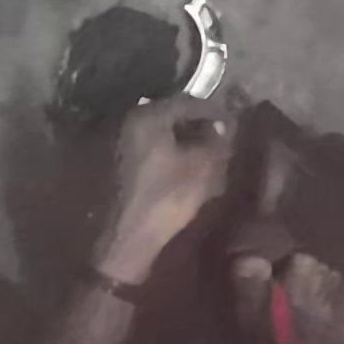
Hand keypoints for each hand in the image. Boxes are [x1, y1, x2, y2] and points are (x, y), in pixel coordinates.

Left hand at [96, 98, 233, 283]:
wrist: (123, 241)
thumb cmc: (163, 201)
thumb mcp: (201, 170)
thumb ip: (216, 142)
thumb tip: (221, 128)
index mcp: (146, 116)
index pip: (188, 103)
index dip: (214, 112)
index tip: (232, 123)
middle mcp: (126, 121)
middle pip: (169, 114)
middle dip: (195, 124)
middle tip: (218, 136)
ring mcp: (115, 141)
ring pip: (156, 131)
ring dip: (179, 138)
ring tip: (201, 152)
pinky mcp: (111, 161)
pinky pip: (144, 147)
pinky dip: (163, 150)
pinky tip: (178, 164)